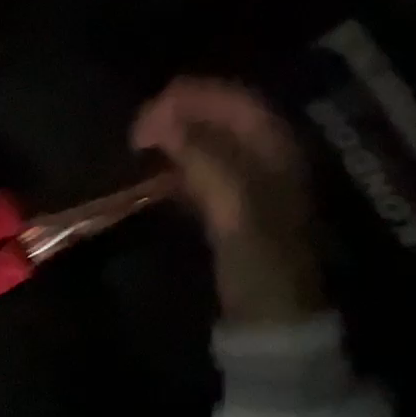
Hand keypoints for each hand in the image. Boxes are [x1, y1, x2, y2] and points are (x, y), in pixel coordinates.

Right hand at [131, 77, 327, 326]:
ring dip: (179, 139)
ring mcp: (254, 187)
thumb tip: (164, 122)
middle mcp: (270, 160)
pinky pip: (208, 174)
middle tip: (138, 132)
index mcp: (277, 151)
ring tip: (143, 147)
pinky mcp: (237, 214)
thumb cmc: (259, 261)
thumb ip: (203, 158)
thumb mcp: (235, 205)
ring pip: (214, 146)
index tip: (144, 115)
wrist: (273, 318)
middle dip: (182, 115)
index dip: (191, 98)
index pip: (235, 102)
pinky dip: (183, 167)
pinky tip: (160, 177)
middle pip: (225, 119)